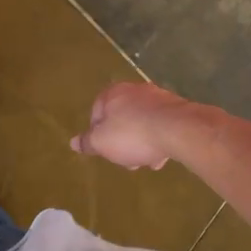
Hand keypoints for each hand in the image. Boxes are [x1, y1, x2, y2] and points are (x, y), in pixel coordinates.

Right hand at [70, 82, 195, 169]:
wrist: (177, 128)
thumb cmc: (132, 134)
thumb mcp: (102, 142)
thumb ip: (87, 142)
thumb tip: (73, 142)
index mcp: (112, 93)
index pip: (96, 112)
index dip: (97, 133)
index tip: (103, 150)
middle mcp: (133, 90)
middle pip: (121, 117)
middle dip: (121, 140)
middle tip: (125, 158)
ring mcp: (156, 96)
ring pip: (141, 122)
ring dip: (141, 142)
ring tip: (145, 160)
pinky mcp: (175, 107)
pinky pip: (160, 125)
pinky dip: (158, 139)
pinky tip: (160, 156)